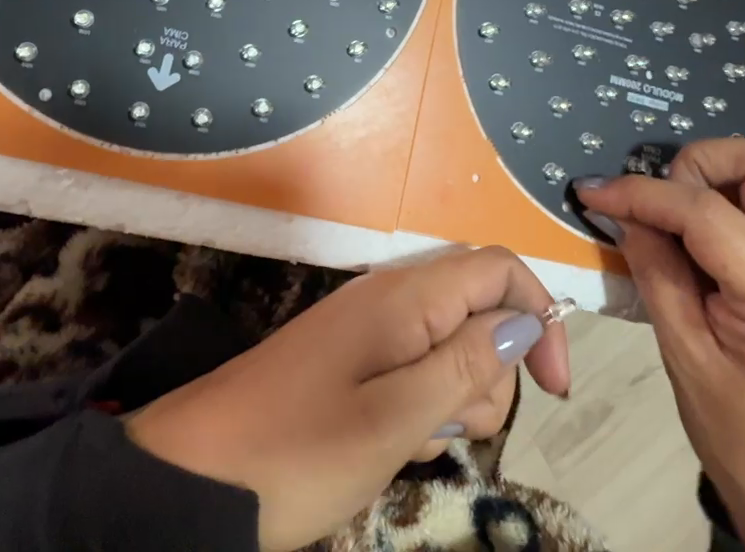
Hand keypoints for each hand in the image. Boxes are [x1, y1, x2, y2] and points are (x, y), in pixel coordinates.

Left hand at [124, 247, 570, 550]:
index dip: (539, 317)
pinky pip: (412, 364)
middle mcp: (388, 296)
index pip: (498, 267)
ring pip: (448, 341)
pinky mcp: (347, 357)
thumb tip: (522, 324)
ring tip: (419, 442)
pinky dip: (424, 401)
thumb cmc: (296, 453)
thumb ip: (465, 365)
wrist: (190, 478)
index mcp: (404, 296)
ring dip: (458, 393)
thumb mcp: (394, 419)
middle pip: (478, 305)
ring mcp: (364, 326)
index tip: (554, 391)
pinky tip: (399, 443)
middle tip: (459, 430)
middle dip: (493, 368)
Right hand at [577, 138, 744, 551]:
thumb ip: (653, 266)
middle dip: (697, 166)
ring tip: (679, 221)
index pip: (705, 211)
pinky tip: (705, 238)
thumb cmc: (737, 433)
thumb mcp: (680, 351)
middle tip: (659, 208)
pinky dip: (735, 199)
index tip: (594, 190)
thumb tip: (624, 208)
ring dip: (719, 178)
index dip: (642, 192)